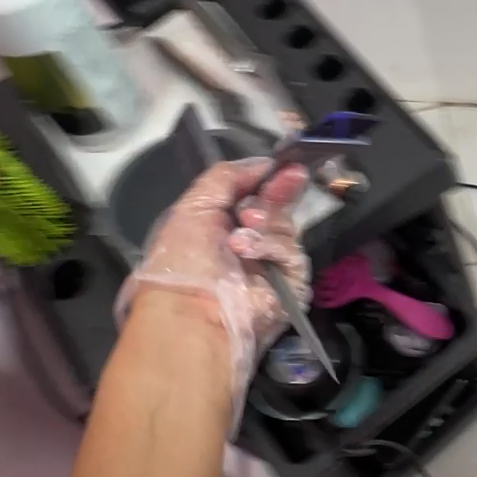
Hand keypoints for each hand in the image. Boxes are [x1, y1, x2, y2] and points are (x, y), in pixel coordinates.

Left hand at [117, 158, 310, 413]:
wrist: (194, 313)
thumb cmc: (184, 260)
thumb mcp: (193, 207)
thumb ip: (226, 177)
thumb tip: (264, 163)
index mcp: (221, 227)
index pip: (255, 196)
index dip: (269, 179)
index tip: (285, 165)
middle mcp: (250, 245)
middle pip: (279, 208)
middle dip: (278, 194)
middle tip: (287, 179)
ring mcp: (273, 266)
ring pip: (287, 229)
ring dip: (265, 225)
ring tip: (240, 239)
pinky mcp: (292, 284)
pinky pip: (293, 254)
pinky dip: (271, 249)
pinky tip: (249, 253)